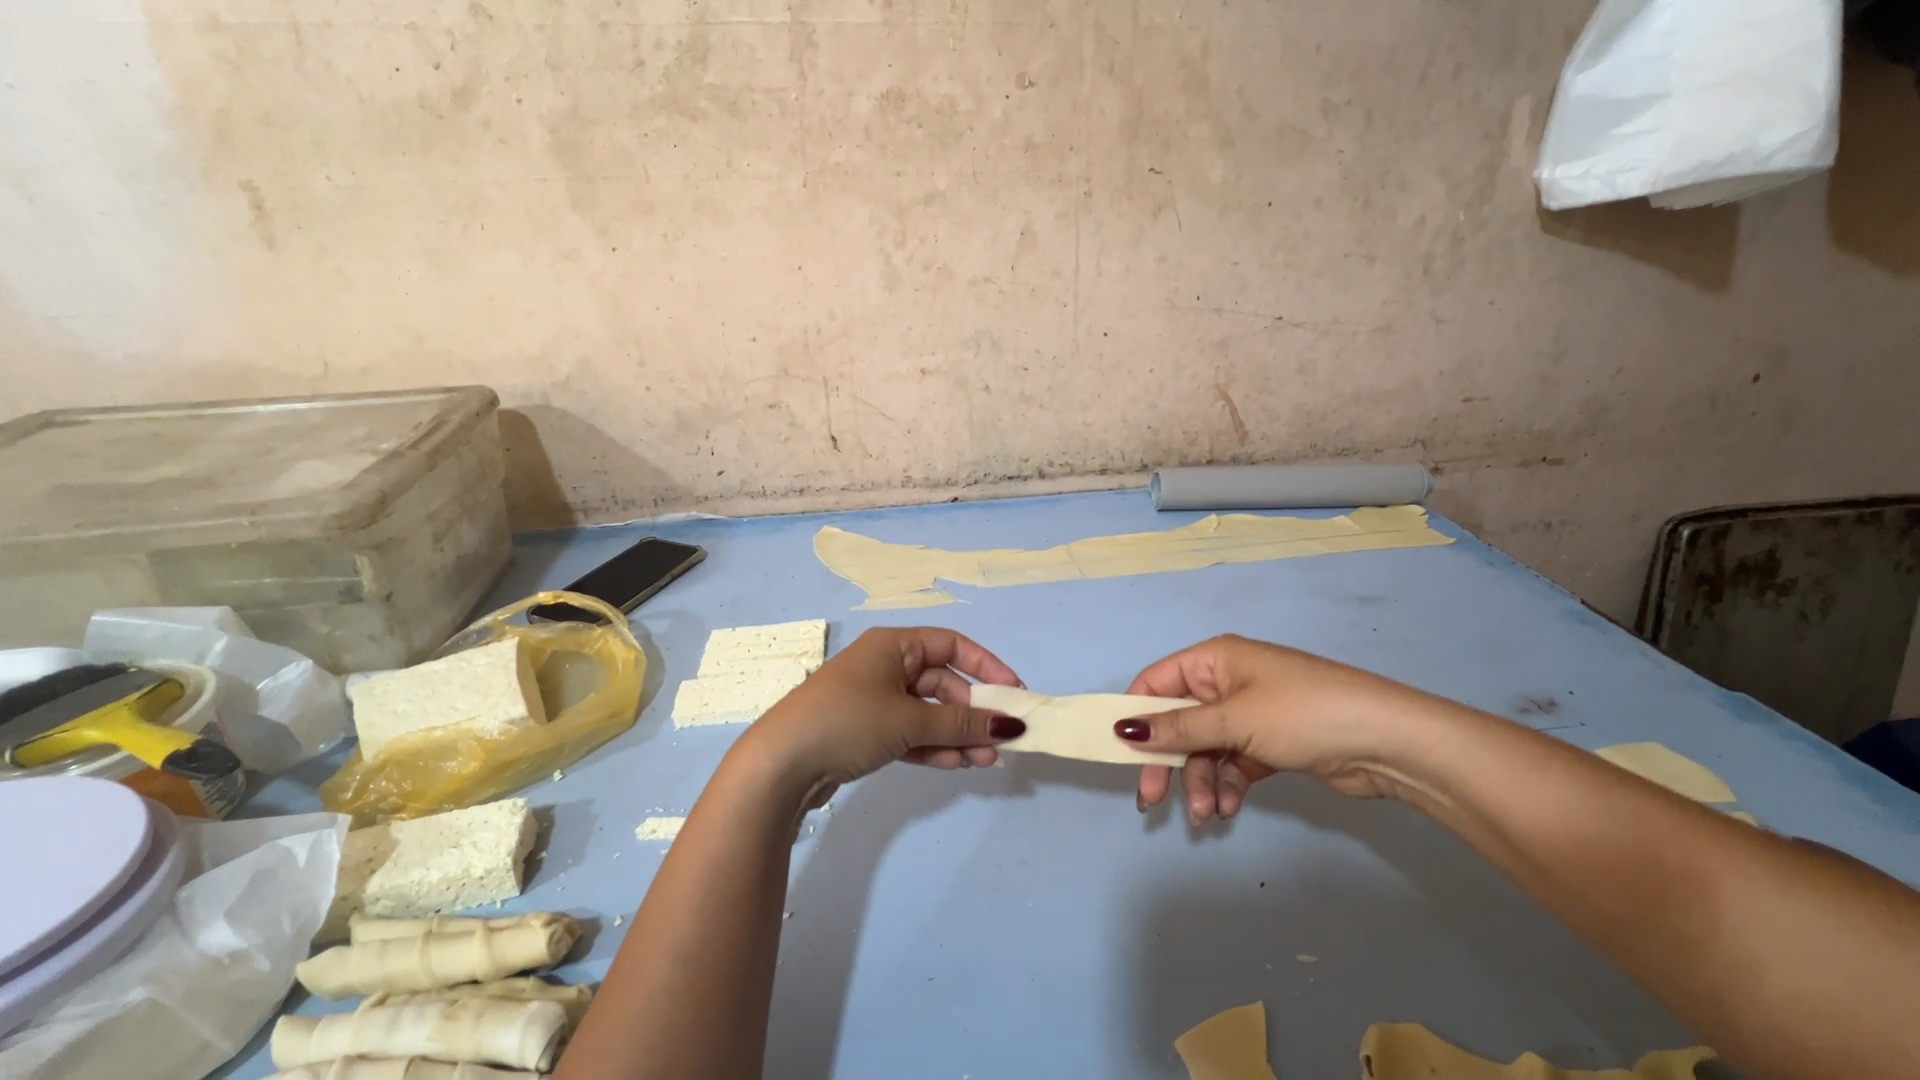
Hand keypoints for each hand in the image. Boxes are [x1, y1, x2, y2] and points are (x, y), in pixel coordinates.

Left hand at [735, 626, 1027, 805]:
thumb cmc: (848, 721)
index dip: (987, 667)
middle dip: (973, 713)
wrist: (780, 764)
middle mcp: (885, 665)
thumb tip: (1012, 725)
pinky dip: (931, 747)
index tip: (1015, 694)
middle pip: (942, 683)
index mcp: (893, 645)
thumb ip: (963, 723)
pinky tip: (954, 765)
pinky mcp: (864, 732)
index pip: (952, 645)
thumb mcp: (910, 720)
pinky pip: (909, 734)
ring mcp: (873, 700)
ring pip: (928, 713)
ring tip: (985, 762)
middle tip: (1001, 741)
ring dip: (956, 735)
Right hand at [1123, 635, 1421, 819]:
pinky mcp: (1271, 745)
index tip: (1120, 753)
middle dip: (1166, 762)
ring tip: (1208, 813)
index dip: (1136, 716)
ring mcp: (1251, 716)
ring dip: (1200, 782)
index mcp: (1215, 660)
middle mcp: (1228, 683)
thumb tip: (1123, 728)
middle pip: (1178, 722)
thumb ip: (1177, 727)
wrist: (1386, 741)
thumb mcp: (1234, 719)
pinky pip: (1232, 765)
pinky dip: (1227, 786)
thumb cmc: (1303, 713)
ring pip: (1205, 750)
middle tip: (1151, 800)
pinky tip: (1230, 808)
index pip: (1156, 682)